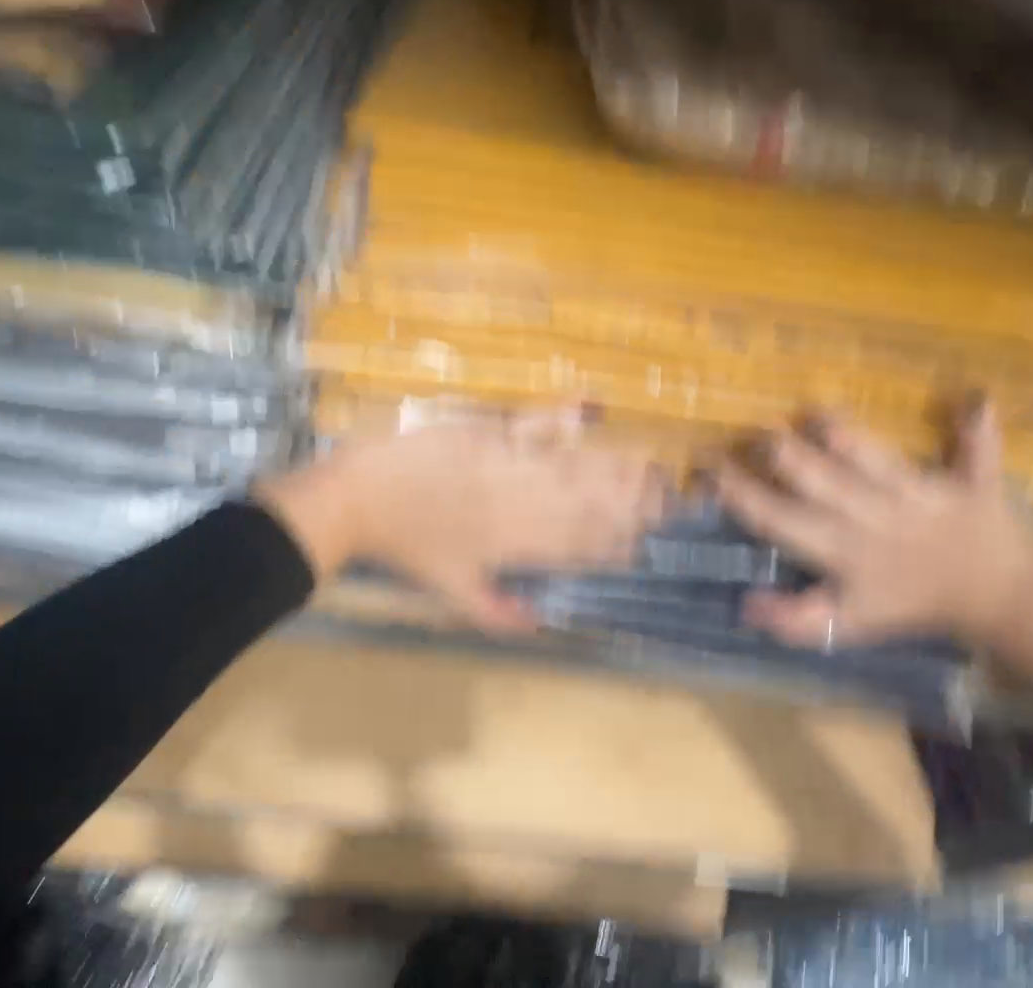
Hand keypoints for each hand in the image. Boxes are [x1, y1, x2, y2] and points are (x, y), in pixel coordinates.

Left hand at [256, 409, 666, 631]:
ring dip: (615, 468)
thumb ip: (497, 611)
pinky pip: (529, 423)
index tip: (651, 543)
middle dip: (633, 505)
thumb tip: (541, 624)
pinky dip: (560, 415)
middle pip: (587, 506)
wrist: (358, 500)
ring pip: (570, 468)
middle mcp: (519, 505)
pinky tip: (591, 407)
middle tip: (674, 501)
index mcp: (513, 545)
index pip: (578, 547)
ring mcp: (503, 465)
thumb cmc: (403, 547)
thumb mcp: (450, 590)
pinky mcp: (483, 432)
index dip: (617, 545)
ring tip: (654, 467)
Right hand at [712, 403, 1032, 647]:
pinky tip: (976, 398)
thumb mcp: (848, 626)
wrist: (998, 604)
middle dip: (777, 451)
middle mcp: (872, 517)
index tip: (706, 467)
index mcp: (839, 548)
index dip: (735, 490)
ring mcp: (921, 497)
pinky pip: (976, 451)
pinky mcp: (969, 483)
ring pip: (872, 457)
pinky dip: (977, 427)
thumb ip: (794, 619)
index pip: (774, 515)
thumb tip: (745, 604)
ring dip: (841, 432)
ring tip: (811, 411)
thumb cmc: (910, 606)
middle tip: (751, 433)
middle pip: (815, 476)